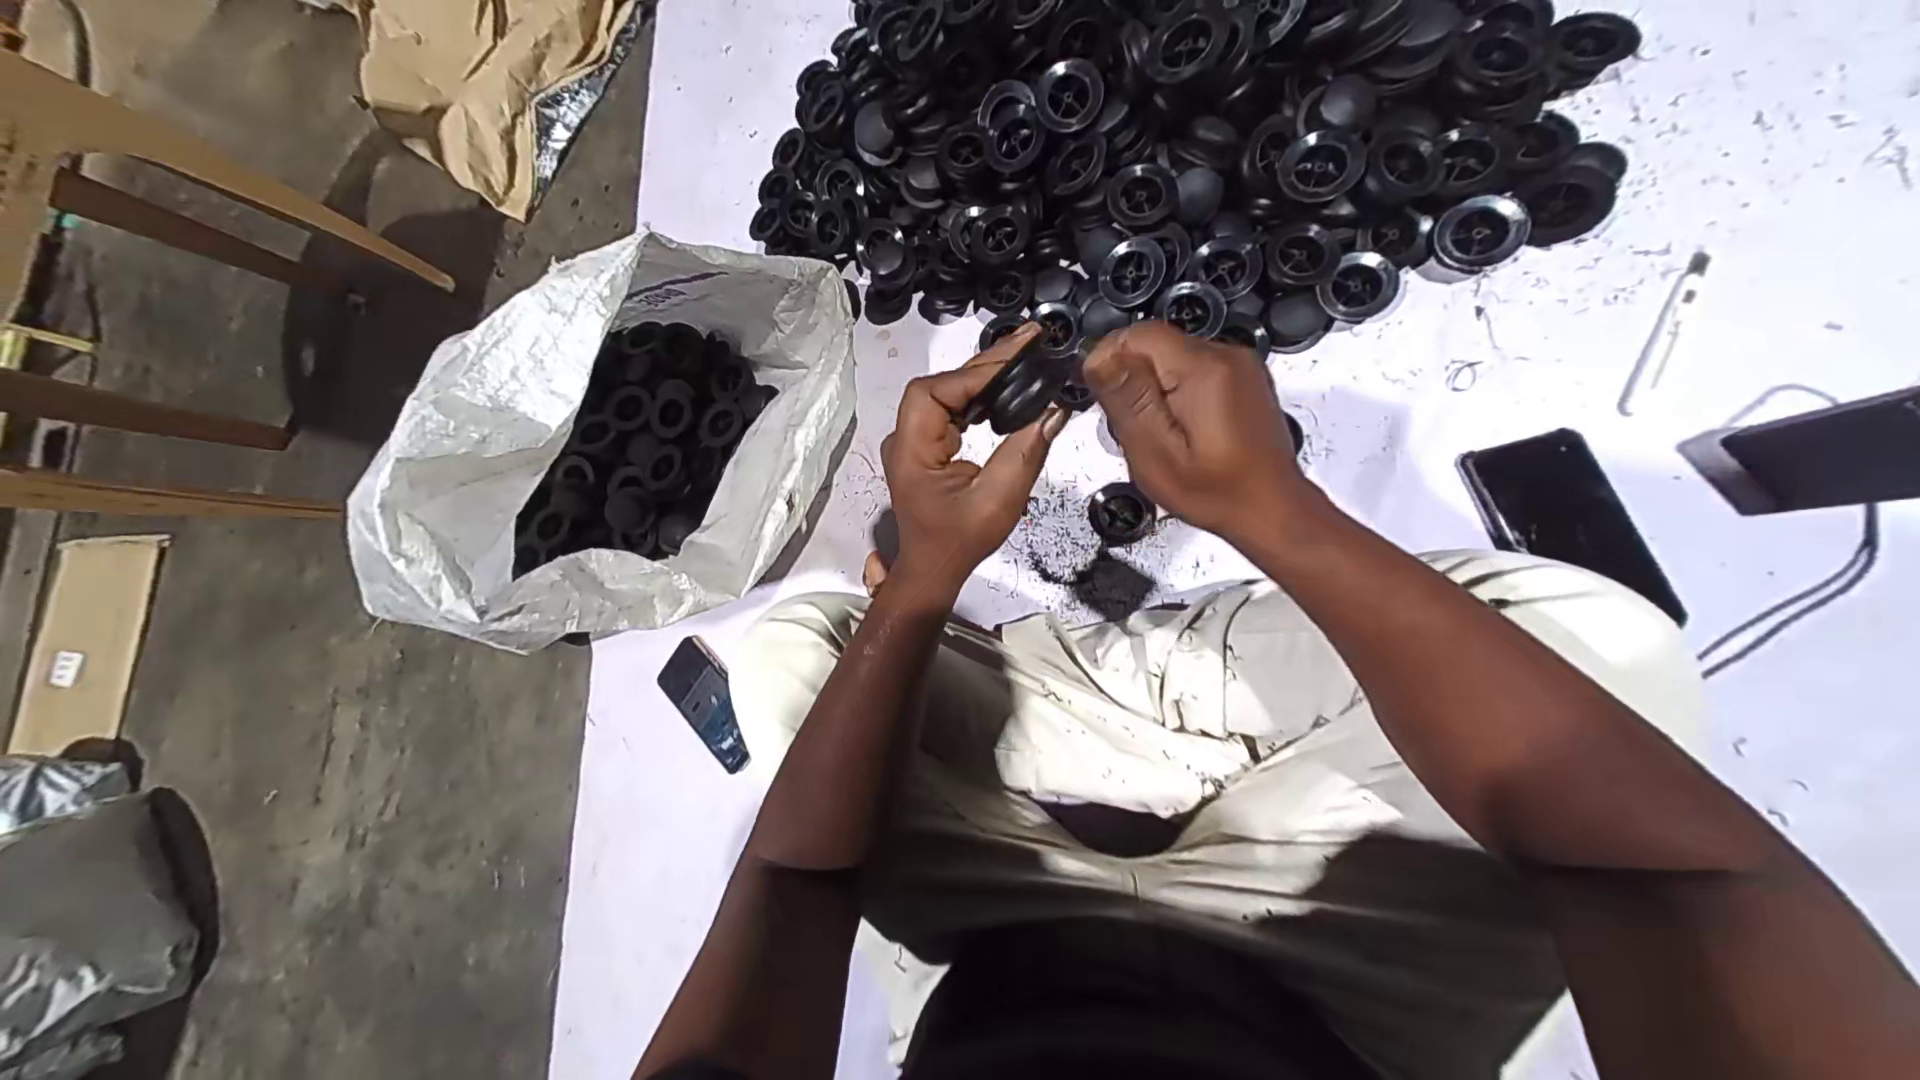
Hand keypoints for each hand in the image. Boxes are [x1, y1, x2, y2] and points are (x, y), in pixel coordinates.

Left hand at [880, 324, 1067, 598]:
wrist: (934, 568)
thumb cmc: (958, 543)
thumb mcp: (998, 501)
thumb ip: (1024, 452)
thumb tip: (1052, 411)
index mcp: (911, 452)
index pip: (936, 391)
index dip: (976, 372)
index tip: (1016, 356)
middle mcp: (905, 440)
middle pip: (942, 385)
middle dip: (986, 365)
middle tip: (1029, 344)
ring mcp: (913, 441)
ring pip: (948, 392)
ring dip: (984, 376)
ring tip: (1023, 359)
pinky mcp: (926, 445)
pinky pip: (951, 408)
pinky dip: (978, 396)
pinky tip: (1004, 388)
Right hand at [1083, 321, 1315, 541]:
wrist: (1268, 508)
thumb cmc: (1218, 491)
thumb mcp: (1154, 452)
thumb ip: (1126, 399)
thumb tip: (1098, 357)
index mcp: (1203, 370)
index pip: (1136, 333)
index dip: (1110, 362)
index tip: (1109, 398)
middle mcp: (1226, 357)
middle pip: (1153, 346)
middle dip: (1133, 383)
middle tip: (1139, 426)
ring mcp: (1238, 367)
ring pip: (1170, 360)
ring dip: (1155, 392)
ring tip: (1165, 434)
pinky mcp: (1242, 379)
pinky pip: (1193, 373)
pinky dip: (1177, 397)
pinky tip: (1184, 431)